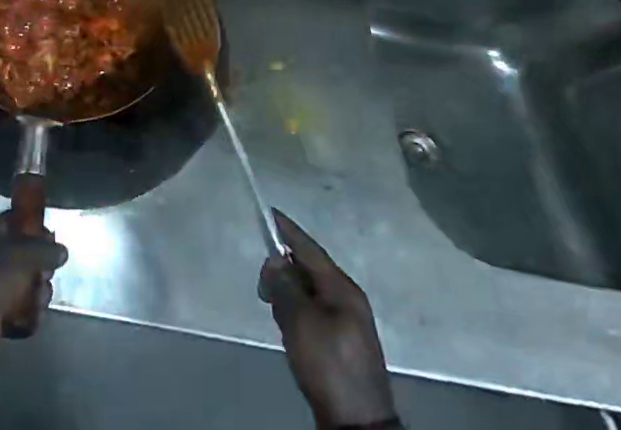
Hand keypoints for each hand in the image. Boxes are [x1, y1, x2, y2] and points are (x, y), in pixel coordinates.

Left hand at [0, 211, 68, 344]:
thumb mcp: (27, 254)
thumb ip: (47, 249)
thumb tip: (62, 252)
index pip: (19, 218)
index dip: (36, 226)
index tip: (51, 239)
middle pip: (29, 254)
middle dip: (42, 268)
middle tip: (43, 275)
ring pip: (31, 282)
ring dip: (39, 293)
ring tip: (35, 300)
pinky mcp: (0, 308)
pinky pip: (25, 305)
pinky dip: (30, 312)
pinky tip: (29, 316)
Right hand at [259, 210, 396, 428]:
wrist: (356, 420)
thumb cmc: (328, 363)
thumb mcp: (301, 321)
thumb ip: (285, 286)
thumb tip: (275, 260)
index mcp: (342, 288)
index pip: (309, 249)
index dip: (288, 230)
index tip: (268, 212)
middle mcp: (346, 298)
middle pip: (308, 269)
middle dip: (283, 270)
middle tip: (264, 288)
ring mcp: (345, 321)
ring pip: (307, 291)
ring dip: (287, 294)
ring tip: (275, 311)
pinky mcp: (338, 339)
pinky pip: (311, 311)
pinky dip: (294, 311)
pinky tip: (286, 326)